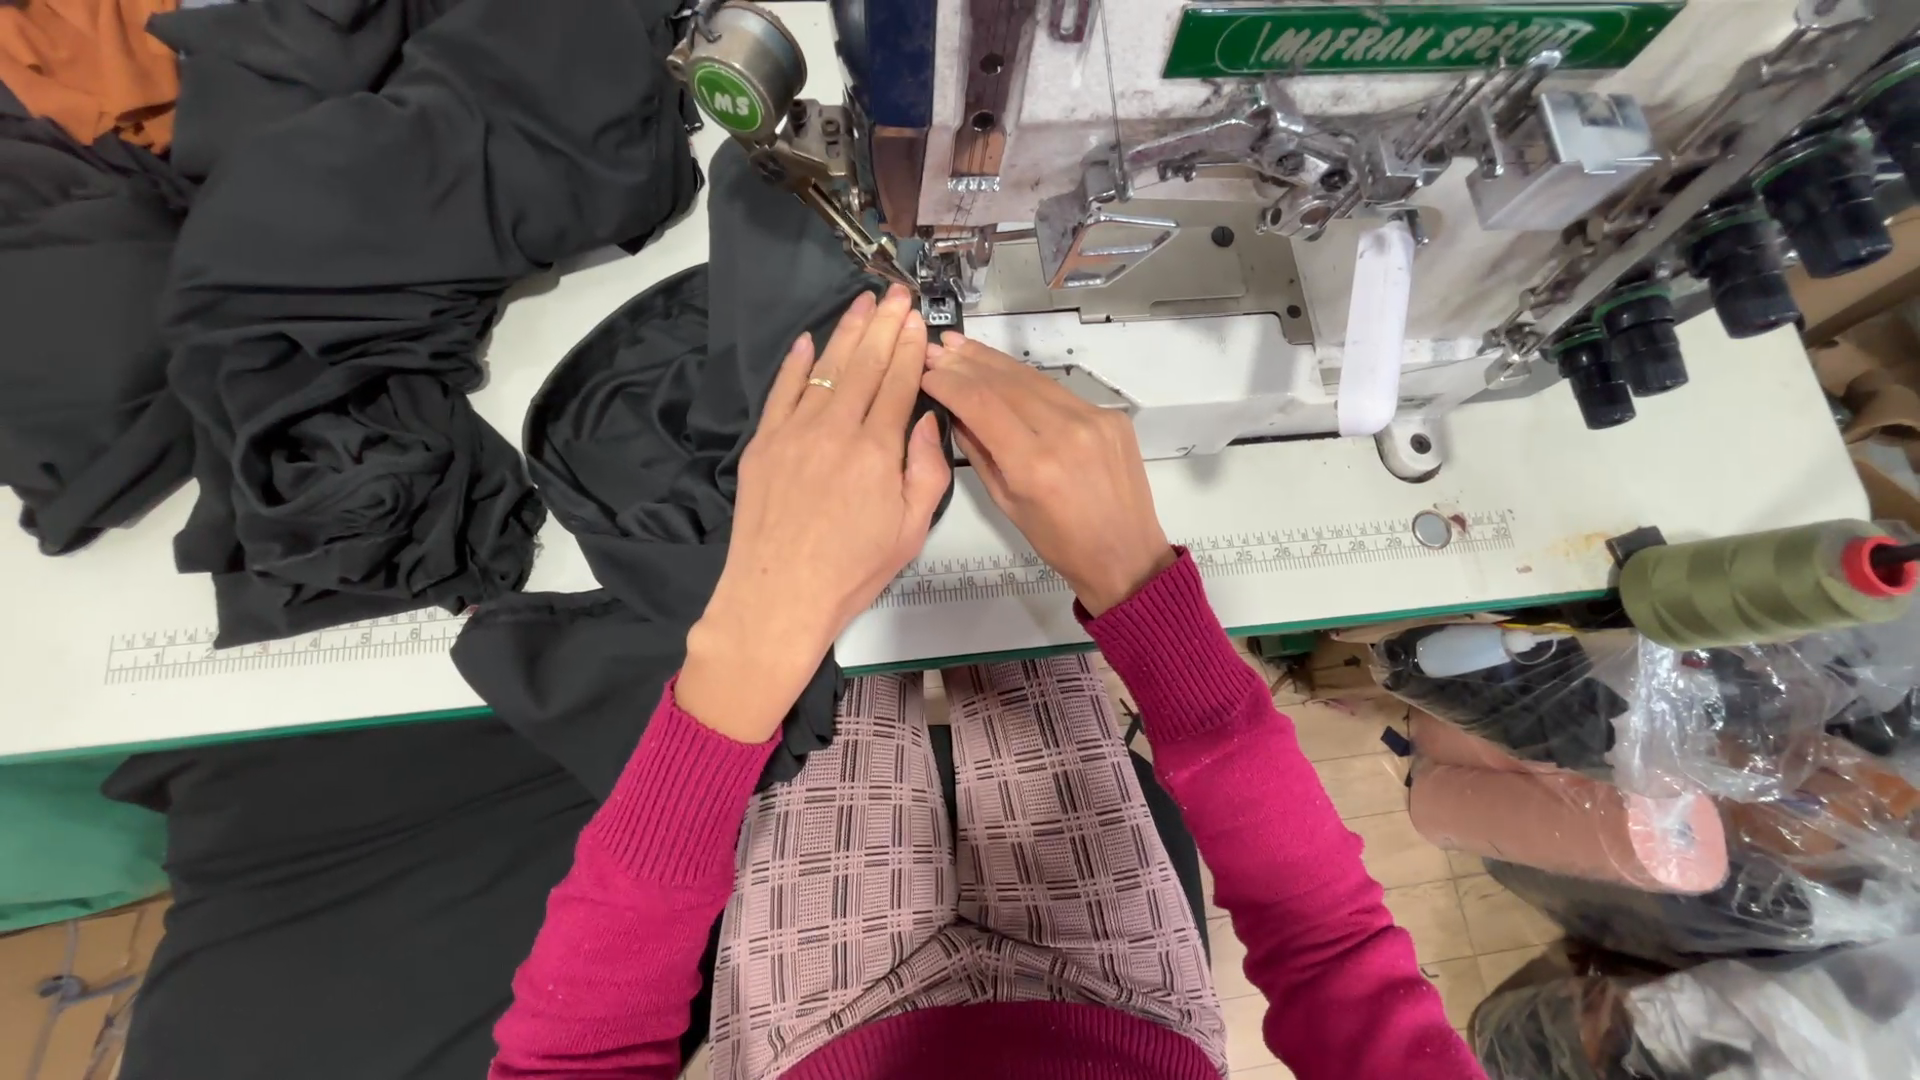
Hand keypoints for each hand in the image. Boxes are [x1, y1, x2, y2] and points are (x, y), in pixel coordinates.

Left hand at [679, 286, 950, 742]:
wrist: (778, 597)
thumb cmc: (851, 571)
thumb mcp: (911, 531)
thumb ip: (927, 470)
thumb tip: (928, 420)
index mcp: (878, 451)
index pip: (899, 383)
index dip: (910, 347)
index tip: (917, 319)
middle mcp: (836, 429)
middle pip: (865, 364)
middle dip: (884, 324)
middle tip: (896, 292)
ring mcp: (794, 432)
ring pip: (826, 368)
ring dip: (846, 331)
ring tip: (862, 302)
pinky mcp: (763, 444)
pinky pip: (782, 391)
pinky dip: (796, 363)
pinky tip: (808, 340)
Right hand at [923, 333, 1173, 616]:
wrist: (1124, 553)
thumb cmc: (1060, 542)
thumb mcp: (1007, 504)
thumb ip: (980, 453)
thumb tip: (954, 413)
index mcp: (1034, 465)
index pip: (981, 405)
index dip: (949, 384)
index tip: (925, 373)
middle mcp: (1065, 433)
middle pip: (1005, 382)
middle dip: (966, 364)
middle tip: (938, 349)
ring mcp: (1093, 419)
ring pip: (1032, 378)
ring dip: (993, 362)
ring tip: (963, 348)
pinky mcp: (1111, 416)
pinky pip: (1058, 391)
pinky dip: (1026, 380)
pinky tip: (1004, 373)